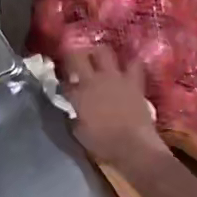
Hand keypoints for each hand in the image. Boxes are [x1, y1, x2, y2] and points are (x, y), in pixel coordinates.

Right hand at [62, 46, 166, 167]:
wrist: (134, 145)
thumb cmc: (103, 143)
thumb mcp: (79, 133)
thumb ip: (74, 118)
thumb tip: (74, 113)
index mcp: (78, 94)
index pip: (64, 82)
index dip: (62, 82)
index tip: (63, 85)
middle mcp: (94, 80)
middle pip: (78, 56)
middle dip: (74, 57)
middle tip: (75, 63)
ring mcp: (115, 77)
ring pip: (103, 52)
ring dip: (98, 54)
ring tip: (99, 60)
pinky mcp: (134, 81)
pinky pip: (133, 64)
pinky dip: (130, 64)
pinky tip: (127, 67)